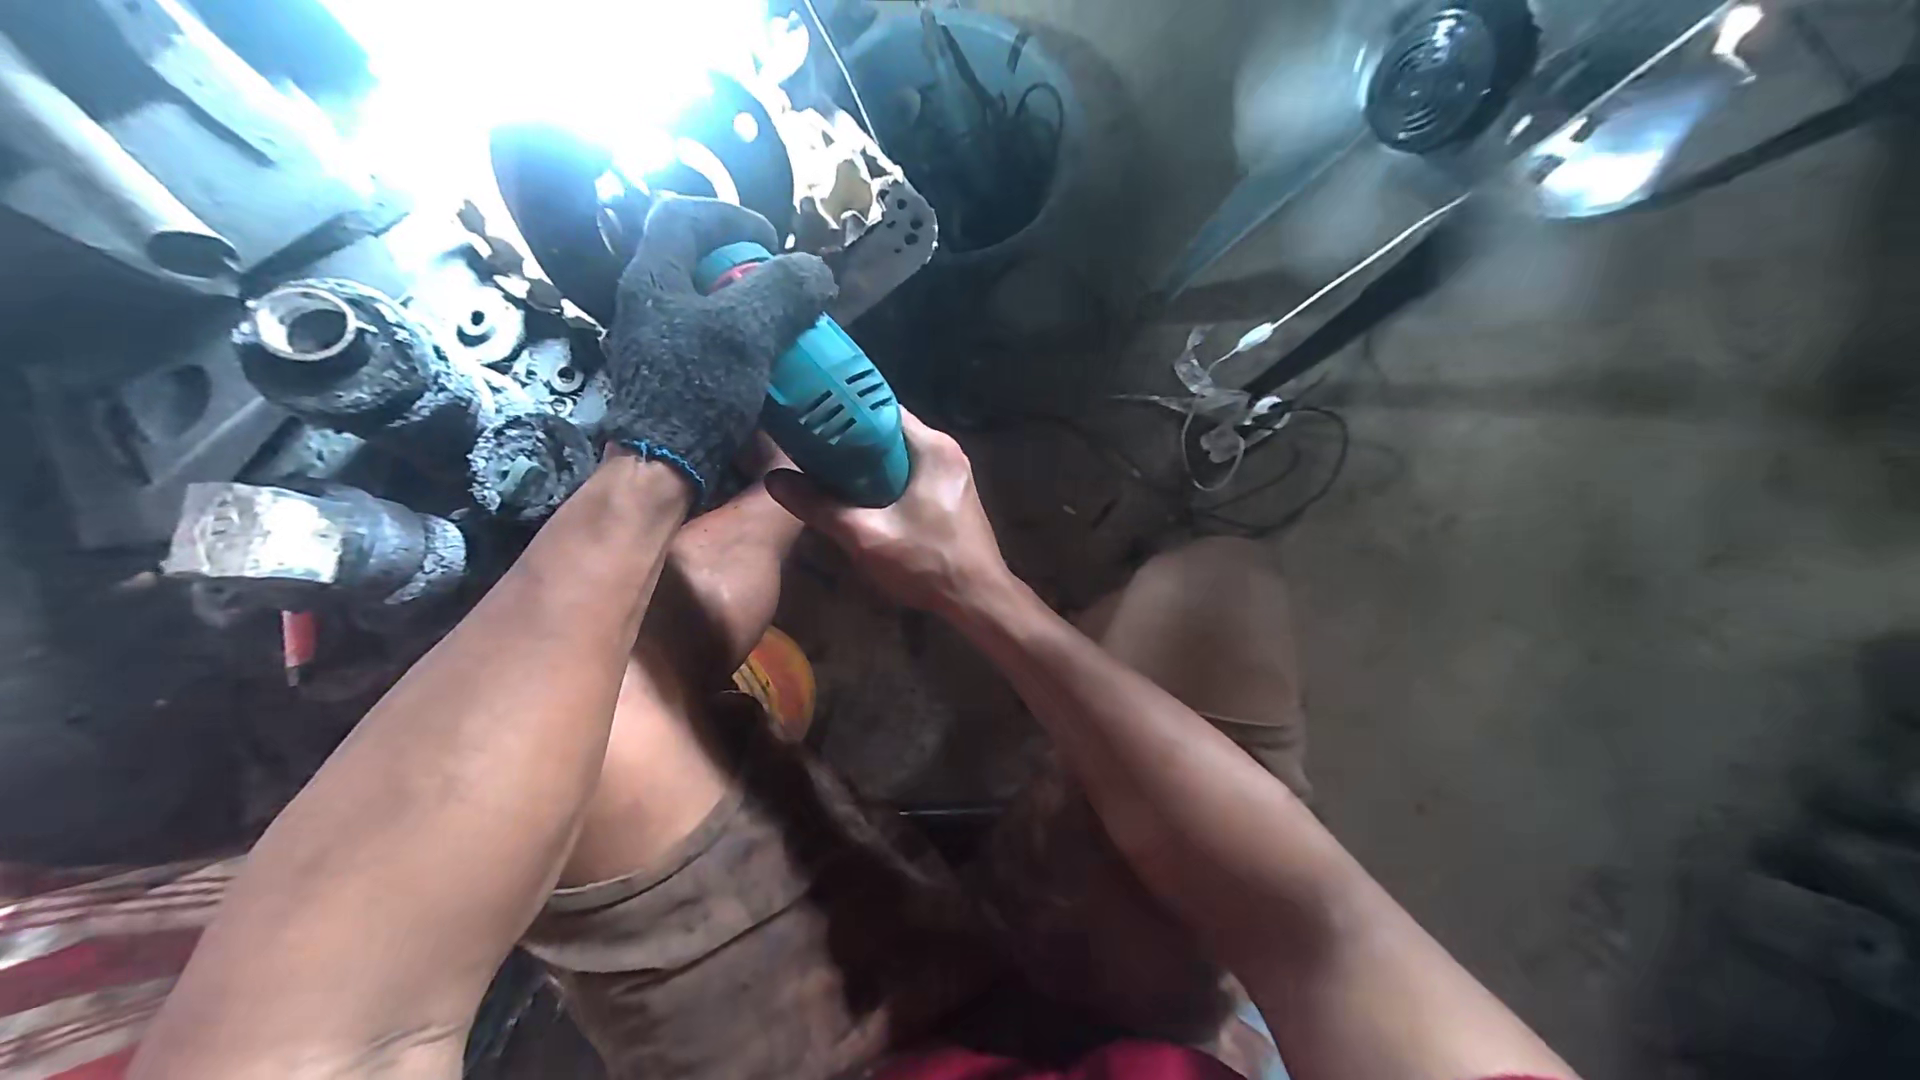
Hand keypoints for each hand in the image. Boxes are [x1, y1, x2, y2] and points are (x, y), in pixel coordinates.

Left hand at [603, 196, 836, 506]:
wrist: (666, 463)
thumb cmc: (697, 390)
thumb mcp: (748, 332)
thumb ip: (784, 292)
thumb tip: (816, 272)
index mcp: (655, 277)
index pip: (684, 216)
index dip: (731, 216)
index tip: (770, 240)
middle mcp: (649, 303)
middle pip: (698, 262)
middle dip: (746, 269)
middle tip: (782, 290)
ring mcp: (658, 342)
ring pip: (707, 304)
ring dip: (748, 309)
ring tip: (782, 328)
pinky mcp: (671, 374)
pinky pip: (710, 342)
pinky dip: (741, 342)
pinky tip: (765, 363)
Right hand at [764, 410, 1011, 614]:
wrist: (978, 599)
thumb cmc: (927, 563)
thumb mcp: (866, 536)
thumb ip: (820, 507)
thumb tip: (775, 480)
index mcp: (932, 447)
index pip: (880, 408)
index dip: (843, 413)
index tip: (809, 421)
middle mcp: (946, 451)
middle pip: (888, 432)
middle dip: (850, 441)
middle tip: (811, 452)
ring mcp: (952, 472)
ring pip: (899, 455)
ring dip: (867, 464)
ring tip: (827, 473)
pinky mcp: (952, 493)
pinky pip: (911, 473)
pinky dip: (886, 479)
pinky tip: (860, 497)